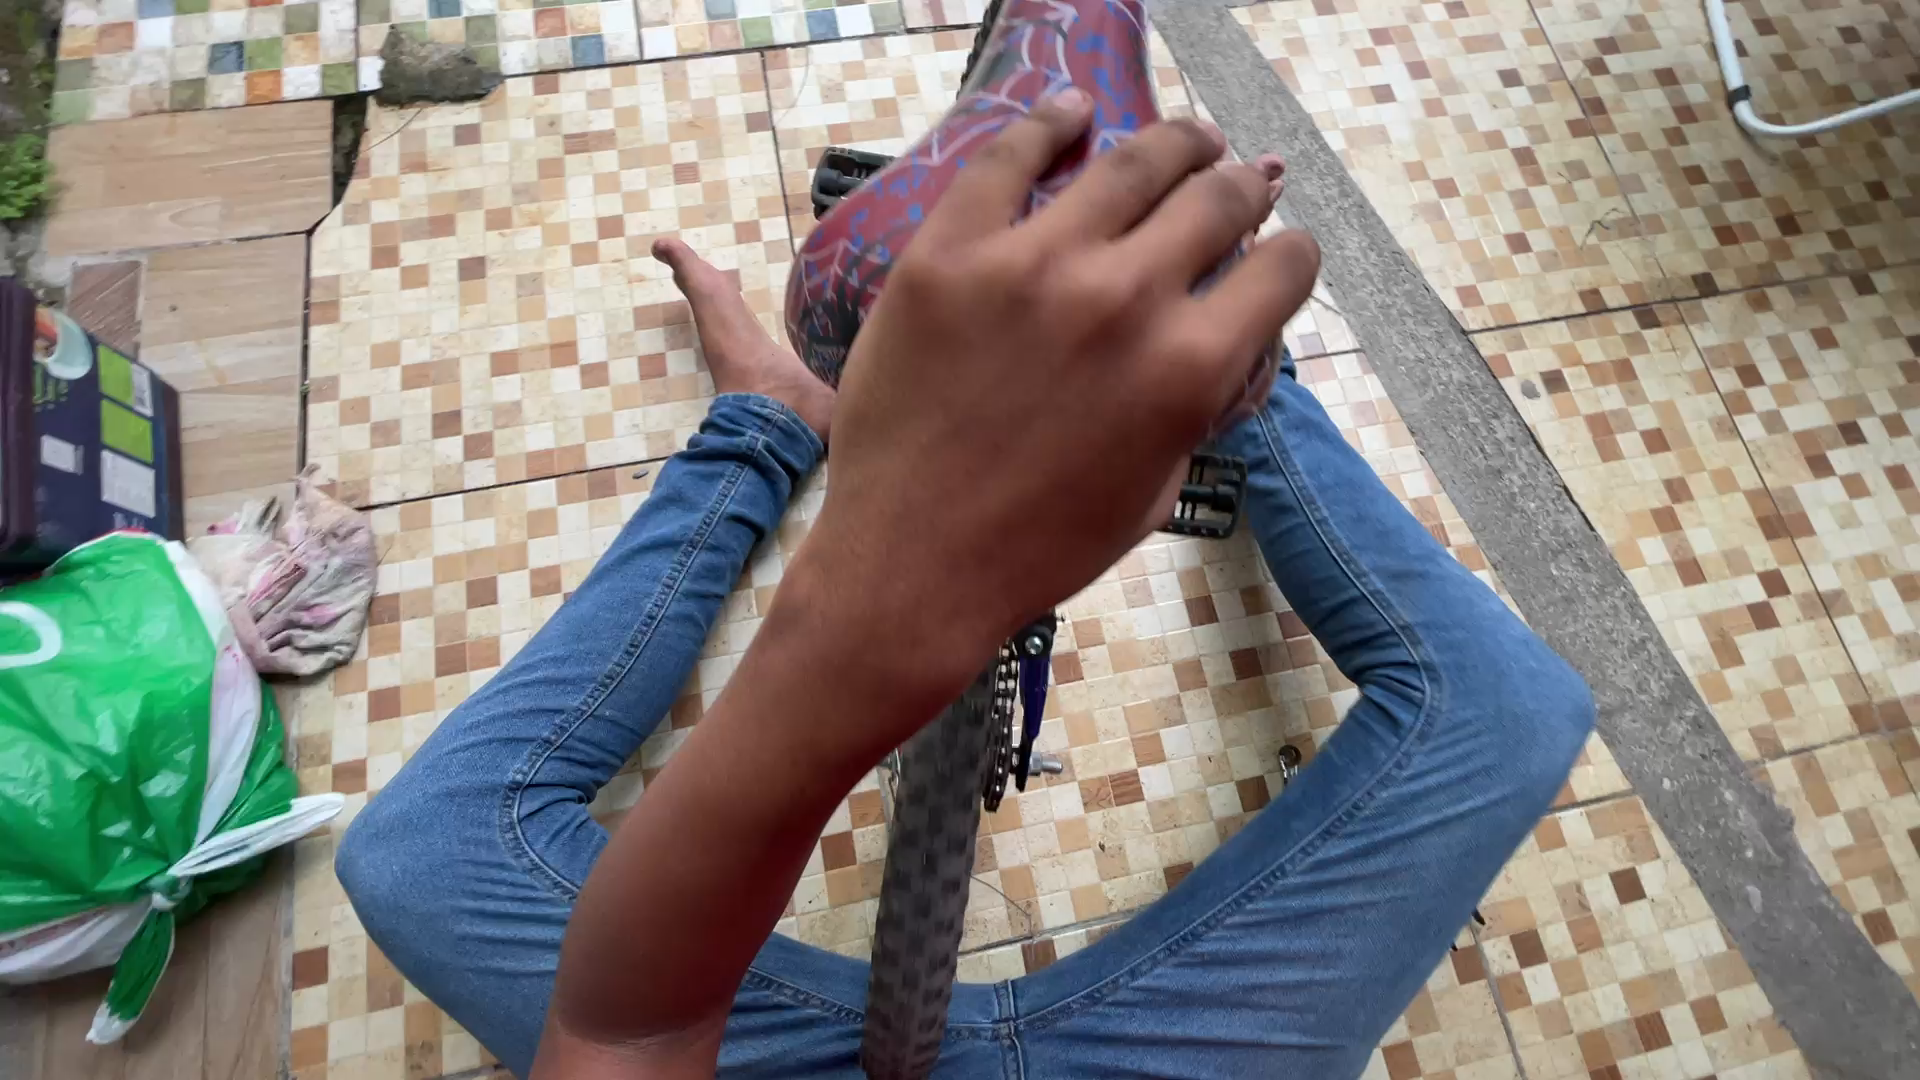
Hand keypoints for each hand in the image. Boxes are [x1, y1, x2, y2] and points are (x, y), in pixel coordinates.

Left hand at [794, 88, 1321, 709]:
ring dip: (1176, 143)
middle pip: (1217, 198)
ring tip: (1185, 140)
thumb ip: (1197, 406)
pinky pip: (1008, 157)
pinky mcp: (947, 256)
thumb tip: (1225, 338)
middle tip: (1232, 186)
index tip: (1271, 256)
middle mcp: (1124, 299)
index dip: (1288, 257)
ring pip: (1132, 159)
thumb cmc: (1040, 550)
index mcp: (1189, 369)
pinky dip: (1052, 124)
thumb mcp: (1153, 493)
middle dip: (1239, 190)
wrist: (914, 565)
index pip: (1284, 267)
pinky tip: (1075, 113)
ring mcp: (1030, 267)